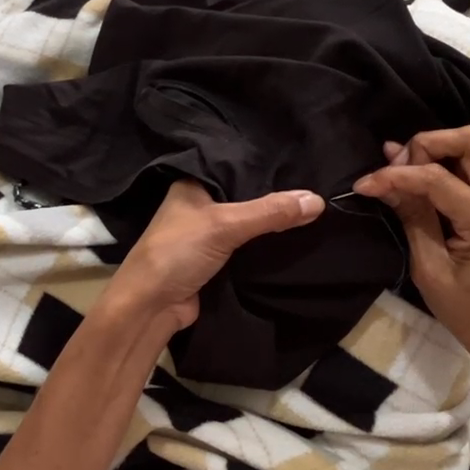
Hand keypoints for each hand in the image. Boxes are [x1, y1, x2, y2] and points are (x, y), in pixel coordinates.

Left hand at [105, 180, 324, 331]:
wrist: (151, 307)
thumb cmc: (177, 253)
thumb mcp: (225, 225)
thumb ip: (270, 212)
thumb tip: (319, 200)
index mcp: (192, 184)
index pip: (235, 166)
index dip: (266, 166)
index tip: (304, 162)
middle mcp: (199, 206)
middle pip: (245, 197)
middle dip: (274, 198)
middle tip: (318, 188)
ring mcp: (206, 236)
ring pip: (248, 225)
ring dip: (272, 224)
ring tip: (315, 211)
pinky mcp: (215, 262)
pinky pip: (248, 249)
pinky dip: (266, 247)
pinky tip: (296, 240)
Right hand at [352, 127, 469, 362]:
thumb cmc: (467, 312)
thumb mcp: (429, 269)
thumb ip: (412, 218)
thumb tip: (385, 180)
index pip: (436, 178)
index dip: (395, 174)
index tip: (364, 184)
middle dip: (426, 145)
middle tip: (396, 169)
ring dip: (437, 151)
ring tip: (402, 172)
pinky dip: (446, 164)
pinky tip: (419, 178)